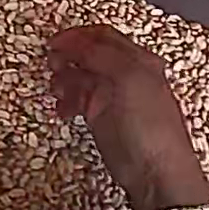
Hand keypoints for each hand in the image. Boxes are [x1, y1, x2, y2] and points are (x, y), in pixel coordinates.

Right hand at [47, 25, 208, 209]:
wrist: (157, 173)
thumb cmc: (149, 126)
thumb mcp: (128, 78)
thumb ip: (101, 55)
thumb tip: (74, 41)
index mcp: (137, 59)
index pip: (102, 37)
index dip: (77, 36)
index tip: (54, 42)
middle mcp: (125, 74)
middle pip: (89, 55)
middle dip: (67, 56)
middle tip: (51, 64)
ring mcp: (112, 96)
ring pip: (80, 77)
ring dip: (64, 79)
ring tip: (55, 90)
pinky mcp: (101, 117)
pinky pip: (78, 100)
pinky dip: (66, 101)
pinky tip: (62, 110)